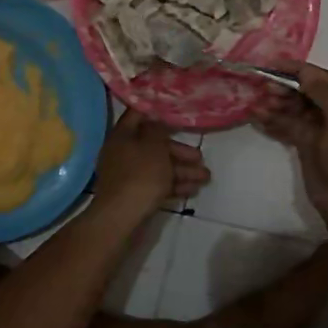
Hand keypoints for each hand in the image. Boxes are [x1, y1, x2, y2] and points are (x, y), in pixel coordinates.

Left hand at [94, 108, 208, 212]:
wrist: (122, 216)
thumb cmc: (140, 175)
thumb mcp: (153, 147)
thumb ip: (157, 130)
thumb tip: (156, 120)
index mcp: (122, 136)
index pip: (138, 115)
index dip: (157, 112)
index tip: (178, 111)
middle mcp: (122, 152)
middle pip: (153, 145)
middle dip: (179, 151)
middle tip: (200, 157)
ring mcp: (127, 174)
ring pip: (158, 166)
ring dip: (181, 170)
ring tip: (205, 177)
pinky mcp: (134, 193)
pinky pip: (156, 183)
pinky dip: (173, 185)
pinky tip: (193, 189)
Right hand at [256, 64, 327, 232]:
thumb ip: (323, 93)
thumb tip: (304, 73)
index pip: (325, 79)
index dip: (300, 70)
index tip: (272, 63)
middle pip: (308, 93)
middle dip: (285, 87)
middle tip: (262, 87)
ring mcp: (323, 132)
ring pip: (295, 110)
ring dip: (276, 104)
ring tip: (256, 102)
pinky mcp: (308, 147)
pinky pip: (288, 128)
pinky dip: (274, 121)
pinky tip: (257, 117)